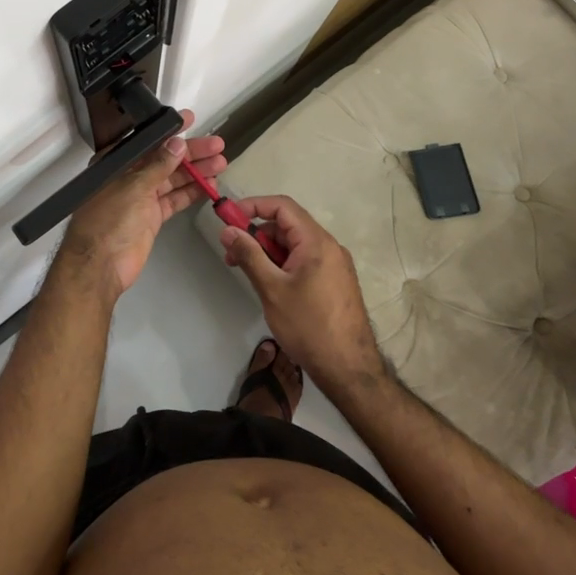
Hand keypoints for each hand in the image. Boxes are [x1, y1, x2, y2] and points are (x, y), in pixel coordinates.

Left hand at [57, 109, 226, 298]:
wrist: (100, 266)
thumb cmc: (107, 221)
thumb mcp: (133, 187)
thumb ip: (158, 166)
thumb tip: (177, 144)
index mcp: (115, 164)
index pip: (146, 141)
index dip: (169, 131)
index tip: (189, 119)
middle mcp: (127, 177)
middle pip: (163, 159)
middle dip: (190, 152)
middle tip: (216, 145)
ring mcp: (140, 198)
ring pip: (172, 179)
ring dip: (195, 172)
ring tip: (220, 163)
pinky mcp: (150, 217)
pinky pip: (173, 200)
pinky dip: (190, 193)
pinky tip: (209, 186)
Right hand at [219, 196, 384, 383]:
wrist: (348, 368)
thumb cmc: (308, 325)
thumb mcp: (271, 289)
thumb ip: (249, 255)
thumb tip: (228, 230)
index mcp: (316, 242)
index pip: (282, 207)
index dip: (252, 206)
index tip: (227, 218)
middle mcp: (329, 247)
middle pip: (288, 226)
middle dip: (256, 234)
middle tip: (232, 255)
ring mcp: (335, 265)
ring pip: (295, 245)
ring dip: (268, 251)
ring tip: (248, 273)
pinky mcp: (335, 281)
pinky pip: (304, 260)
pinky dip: (283, 264)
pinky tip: (270, 284)